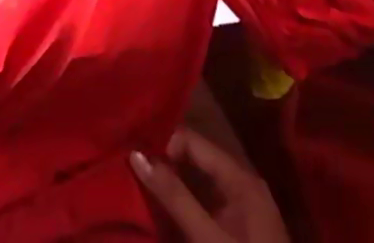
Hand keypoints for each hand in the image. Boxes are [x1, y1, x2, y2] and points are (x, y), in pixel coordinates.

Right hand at [130, 128, 290, 242]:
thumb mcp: (208, 238)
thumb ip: (174, 196)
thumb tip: (136, 154)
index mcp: (240, 178)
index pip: (192, 140)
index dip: (162, 146)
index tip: (136, 160)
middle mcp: (242, 182)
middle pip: (195, 156)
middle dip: (164, 161)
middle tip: (131, 166)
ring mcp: (242, 205)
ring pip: (198, 176)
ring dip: (171, 179)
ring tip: (139, 181)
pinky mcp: (239, 225)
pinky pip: (205, 197)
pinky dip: (184, 198)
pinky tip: (163, 206)